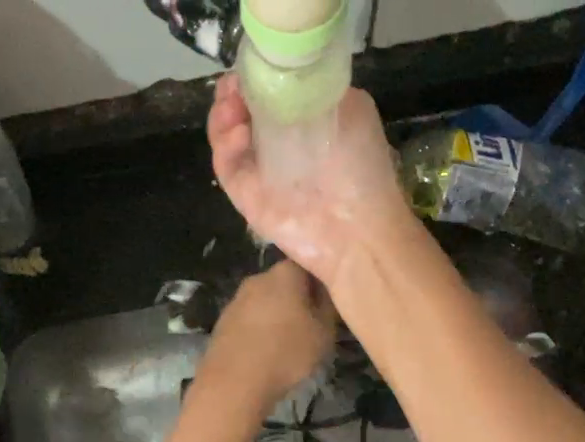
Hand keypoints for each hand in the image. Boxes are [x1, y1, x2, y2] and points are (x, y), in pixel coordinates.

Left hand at [201, 261, 336, 410]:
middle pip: (283, 283)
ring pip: (264, 302)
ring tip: (286, 343)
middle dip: (296, 299)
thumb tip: (324, 292)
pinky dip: (258, 331)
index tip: (326, 305)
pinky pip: (248, 321)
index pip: (307, 264)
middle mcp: (257, 278)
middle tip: (309, 326)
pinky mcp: (222, 322)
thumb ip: (327, 306)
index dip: (319, 283)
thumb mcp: (324, 333)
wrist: (233, 384)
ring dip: (275, 316)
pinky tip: (264, 352)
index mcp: (284, 273)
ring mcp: (236, 300)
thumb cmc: (286, 354)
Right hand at [208, 75, 419, 289]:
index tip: (253, 66)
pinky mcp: (246, 196)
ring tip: (232, 105)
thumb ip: (317, 90)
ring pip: (227, 136)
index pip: (270, 92)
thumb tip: (289, 77)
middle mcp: (279, 144)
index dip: (257, 76)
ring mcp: (260, 171)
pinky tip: (236, 133)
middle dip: (233, 93)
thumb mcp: (350, 110)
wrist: (356, 232)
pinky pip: (225, 166)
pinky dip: (224, 146)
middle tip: (234, 86)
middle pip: (242, 111)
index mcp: (304, 121)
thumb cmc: (361, 168)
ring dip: (223, 115)